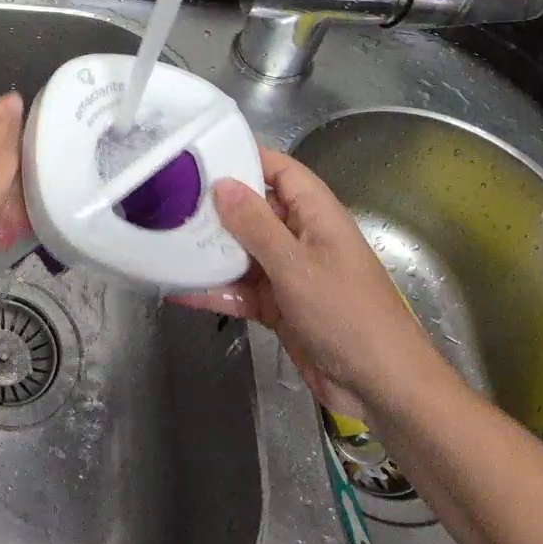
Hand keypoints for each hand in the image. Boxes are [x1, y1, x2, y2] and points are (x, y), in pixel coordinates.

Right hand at [169, 147, 453, 417]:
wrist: (382, 389)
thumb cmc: (348, 316)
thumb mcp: (297, 266)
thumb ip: (256, 225)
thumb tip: (222, 184)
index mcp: (316, 216)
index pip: (279, 170)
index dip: (243, 157)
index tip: (197, 154)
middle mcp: (301, 238)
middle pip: (252, 210)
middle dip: (213, 206)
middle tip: (165, 197)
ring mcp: (289, 273)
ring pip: (240, 251)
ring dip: (207, 250)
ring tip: (160, 240)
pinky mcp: (278, 306)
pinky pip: (239, 289)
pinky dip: (213, 290)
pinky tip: (177, 289)